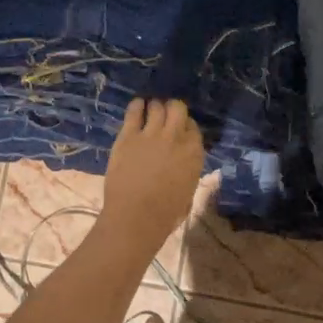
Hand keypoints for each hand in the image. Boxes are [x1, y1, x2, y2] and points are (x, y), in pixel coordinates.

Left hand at [99, 98, 205, 253]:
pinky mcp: (128, 135)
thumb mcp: (189, 189)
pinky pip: (134, 111)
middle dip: (173, 108)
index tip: (179, 129)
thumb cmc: (166, 213)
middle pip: (178, 108)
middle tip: (166, 114)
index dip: (186, 125)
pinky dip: (137, 106)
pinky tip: (137, 106)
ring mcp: (151, 134)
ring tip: (150, 108)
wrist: (136, 216)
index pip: (193, 127)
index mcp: (194, 152)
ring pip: (157, 106)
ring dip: (155, 106)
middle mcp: (175, 137)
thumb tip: (183, 161)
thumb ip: (188, 168)